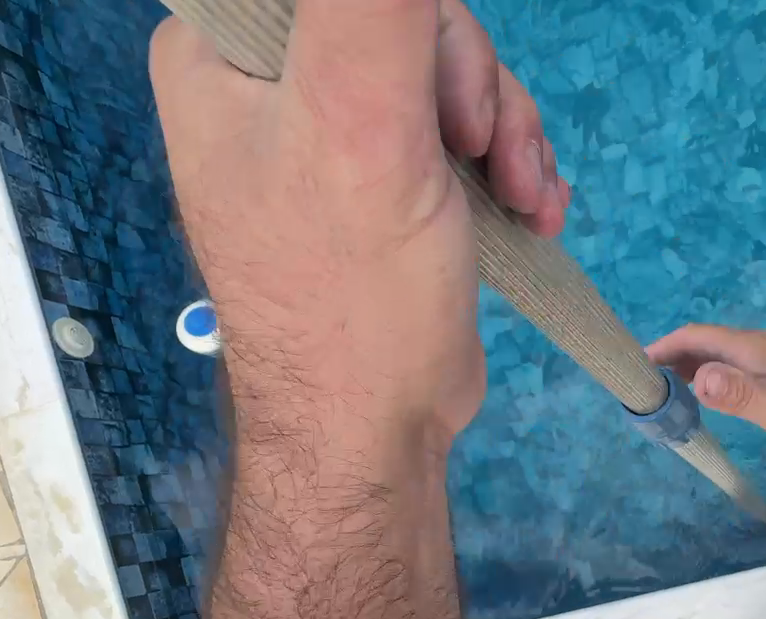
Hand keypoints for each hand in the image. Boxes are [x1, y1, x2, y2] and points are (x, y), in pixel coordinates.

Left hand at [149, 0, 569, 447]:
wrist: (376, 429)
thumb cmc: (356, 296)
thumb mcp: (364, 127)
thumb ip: (376, 5)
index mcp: (234, 55)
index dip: (426, 34)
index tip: (450, 117)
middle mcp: (282, 91)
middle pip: (412, 29)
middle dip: (479, 99)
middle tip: (496, 169)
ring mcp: (344, 146)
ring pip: (454, 87)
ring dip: (511, 141)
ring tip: (529, 205)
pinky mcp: (396, 193)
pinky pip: (468, 143)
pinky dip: (510, 172)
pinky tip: (532, 213)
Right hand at [647, 325, 765, 468]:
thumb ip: (739, 393)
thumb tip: (699, 378)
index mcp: (754, 349)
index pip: (699, 336)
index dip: (666, 345)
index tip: (637, 361)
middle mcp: (757, 348)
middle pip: (705, 342)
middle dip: (671, 355)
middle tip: (643, 379)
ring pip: (717, 356)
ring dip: (688, 366)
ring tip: (662, 387)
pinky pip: (729, 370)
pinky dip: (707, 377)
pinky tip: (700, 394)